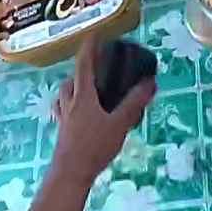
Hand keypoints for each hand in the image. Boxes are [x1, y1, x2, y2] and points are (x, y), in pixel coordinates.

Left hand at [49, 37, 154, 190]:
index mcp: (82, 95)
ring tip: (87, 91)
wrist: (70, 174)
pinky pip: (63, 110)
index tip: (94, 36)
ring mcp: (63, 116)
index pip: (83, 64)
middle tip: (94, 69)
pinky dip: (70, 106)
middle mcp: (69, 102)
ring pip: (64, 94)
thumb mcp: (119, 124)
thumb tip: (150, 82)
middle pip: (71, 79)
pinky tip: (79, 115)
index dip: (88, 48)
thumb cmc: (94, 146)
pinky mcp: (61, 130)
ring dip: (73, 87)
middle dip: (80, 70)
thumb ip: (135, 102)